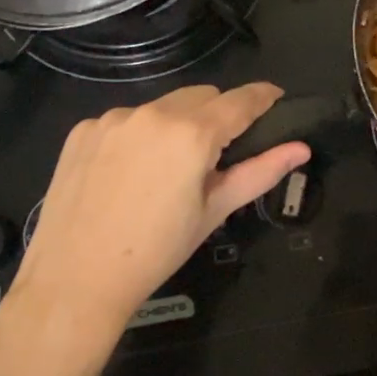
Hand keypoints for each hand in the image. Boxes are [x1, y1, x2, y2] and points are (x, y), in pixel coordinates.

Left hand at [8, 83, 308, 347]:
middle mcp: (153, 113)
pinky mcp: (83, 130)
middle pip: (203, 96)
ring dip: (177, 124)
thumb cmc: (156, 250)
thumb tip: (301, 148)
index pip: (241, 100)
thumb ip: (261, 172)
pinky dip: (138, 136)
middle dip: (218, 114)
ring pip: (163, 106)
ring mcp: (113, 119)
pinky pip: (126, 120)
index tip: (276, 100)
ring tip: (167, 169)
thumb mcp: (214, 211)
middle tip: (218, 154)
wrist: (75, 280)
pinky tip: (129, 173)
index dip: (263, 97)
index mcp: (192, 133)